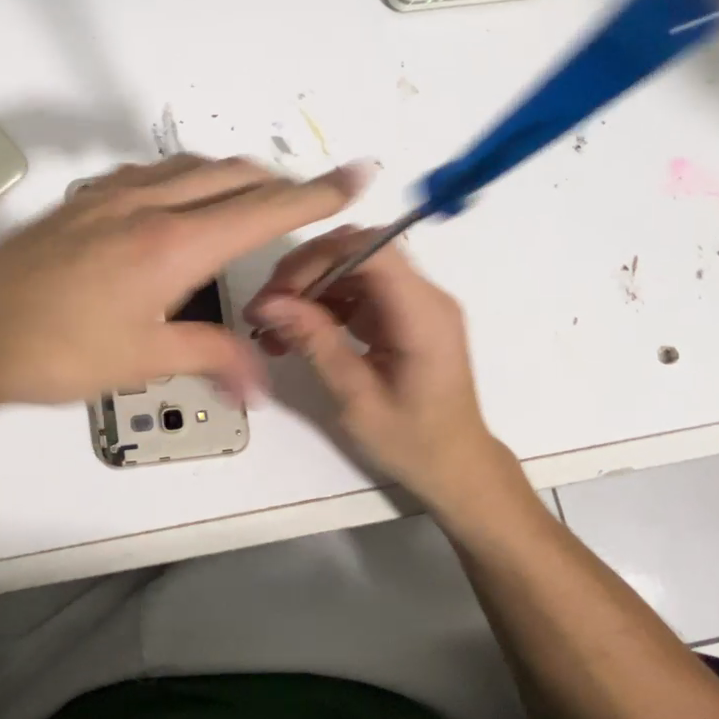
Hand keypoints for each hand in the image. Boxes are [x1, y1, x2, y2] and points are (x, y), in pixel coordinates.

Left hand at [0, 155, 371, 411]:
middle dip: (276, 181)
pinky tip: (172, 202)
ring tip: (245, 197)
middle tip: (303, 199)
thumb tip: (260, 381)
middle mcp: (146, 204)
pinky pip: (146, 173)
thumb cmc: (57, 351)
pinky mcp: (79, 202)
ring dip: (227, 174)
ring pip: (187, 166)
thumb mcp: (143, 358)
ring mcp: (108, 197)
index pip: (263, 207)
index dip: (317, 192)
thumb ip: (211, 356)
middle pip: (230, 173)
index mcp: (173, 243)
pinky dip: (180, 177)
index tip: (356, 174)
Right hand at [243, 226, 518, 509]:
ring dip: (306, 288)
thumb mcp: (356, 397)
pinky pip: (354, 289)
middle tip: (264, 308)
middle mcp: (423, 295)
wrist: (454, 466)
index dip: (318, 258)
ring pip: (349, 266)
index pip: (369, 251)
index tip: (277, 290)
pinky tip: (292, 332)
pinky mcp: (399, 313)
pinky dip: (320, 303)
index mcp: (423, 314)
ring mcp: (412, 302)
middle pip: (356, 251)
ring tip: (270, 325)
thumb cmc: (412, 441)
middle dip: (304, 271)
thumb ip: (315, 342)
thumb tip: (268, 304)